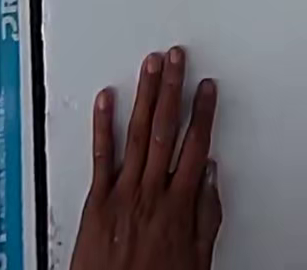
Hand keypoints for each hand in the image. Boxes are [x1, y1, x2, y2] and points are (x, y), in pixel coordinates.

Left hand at [71, 47, 220, 269]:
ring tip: (150, 65)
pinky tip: (105, 98)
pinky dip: (102, 125)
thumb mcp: (197, 264)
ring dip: (145, 95)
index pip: (194, 145)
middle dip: (172, 88)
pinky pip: (101, 156)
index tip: (206, 86)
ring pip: (138, 133)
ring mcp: (122, 193)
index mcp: (177, 207)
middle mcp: (151, 192)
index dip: (203, 113)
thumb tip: (210, 173)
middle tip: (176, 57)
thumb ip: (205, 217)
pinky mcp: (96, 202)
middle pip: (166, 129)